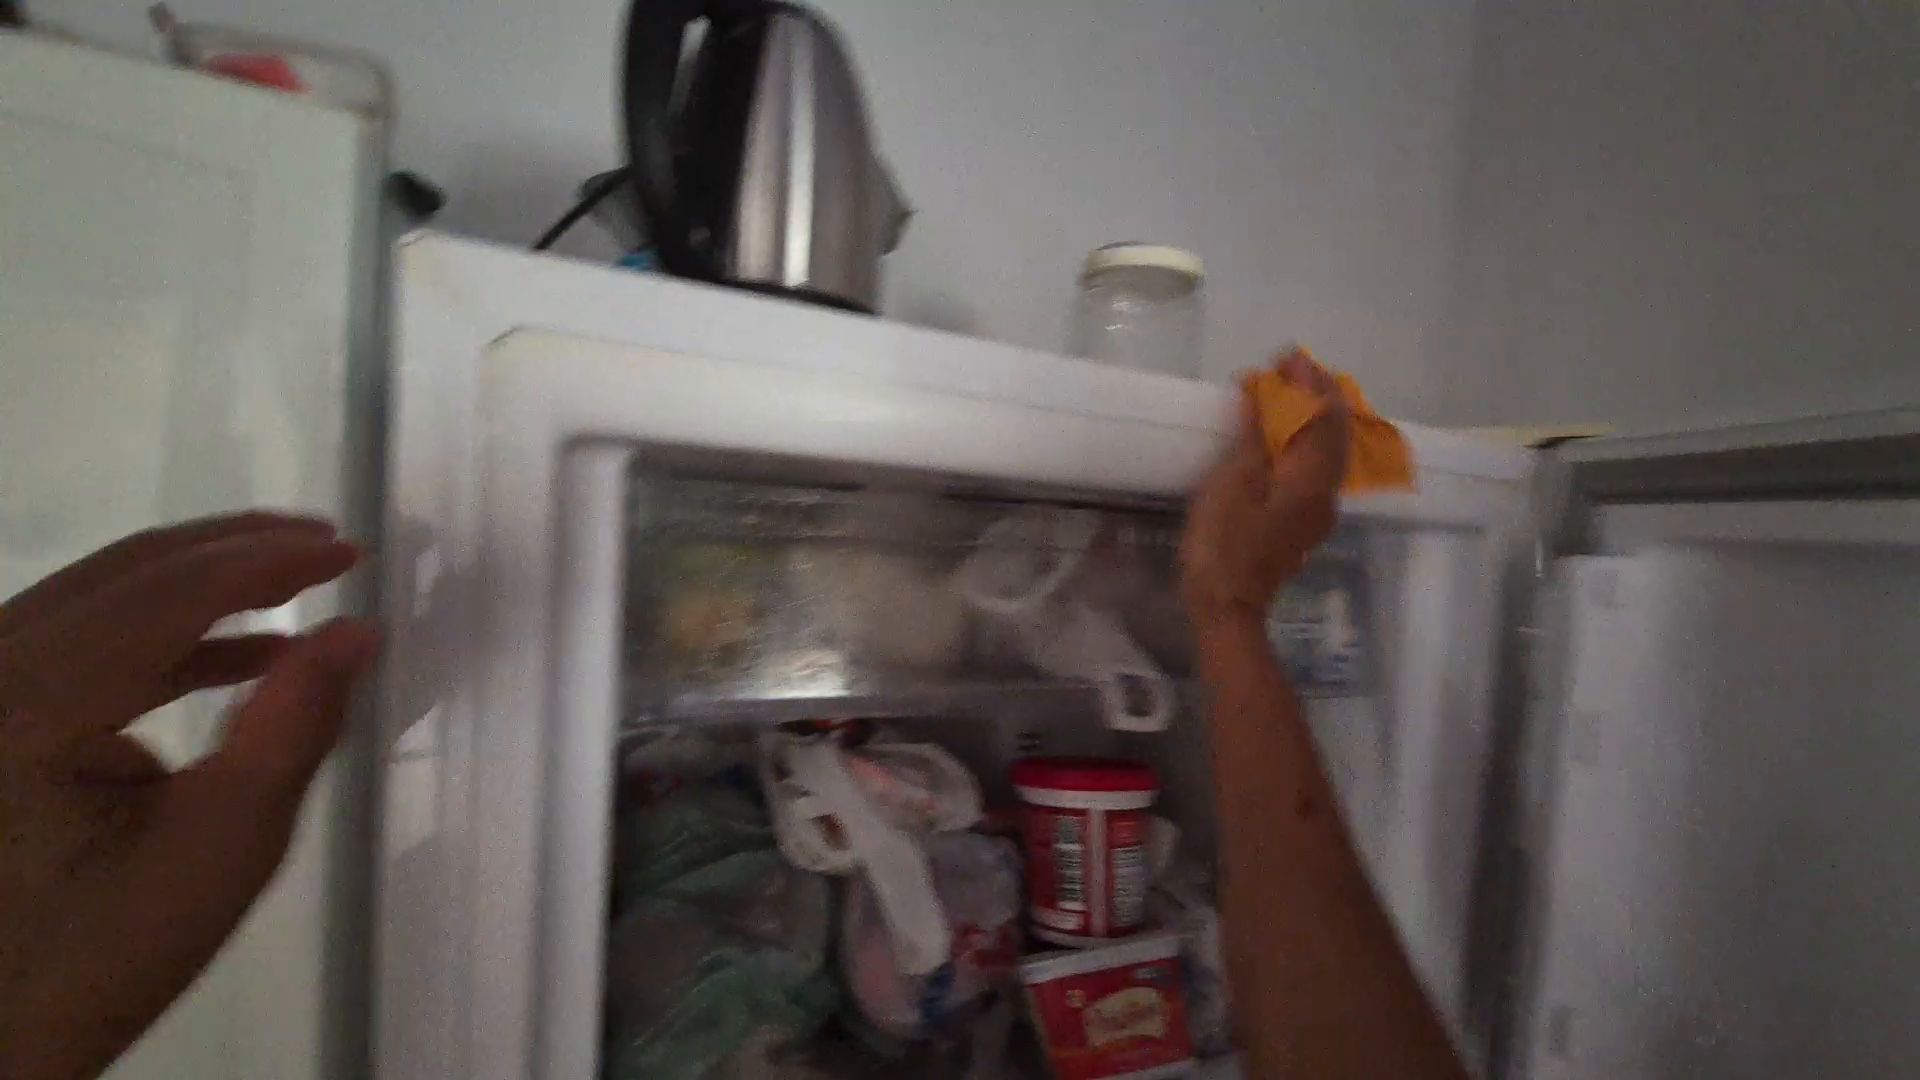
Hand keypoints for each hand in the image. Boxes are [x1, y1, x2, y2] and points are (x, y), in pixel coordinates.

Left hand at [0, 513, 377, 1079]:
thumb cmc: (105, 952)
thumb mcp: (226, 842)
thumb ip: (294, 725)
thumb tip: (359, 631)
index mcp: (19, 715)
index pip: (163, 598)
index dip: (266, 562)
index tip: (352, 551)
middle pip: (118, 577)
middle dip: (234, 548)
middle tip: (329, 542)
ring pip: (94, 596)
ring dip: (204, 579)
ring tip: (295, 575)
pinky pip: (77, 643)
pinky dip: (170, 633)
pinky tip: (247, 652)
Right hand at [1181, 347, 1349, 626]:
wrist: (1227, 607)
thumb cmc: (1223, 544)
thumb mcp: (1232, 484)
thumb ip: (1254, 437)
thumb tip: (1265, 395)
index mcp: (1311, 480)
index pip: (1323, 418)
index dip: (1309, 383)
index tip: (1287, 357)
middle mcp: (1326, 493)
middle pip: (1333, 434)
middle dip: (1317, 396)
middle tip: (1291, 368)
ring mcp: (1316, 512)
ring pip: (1328, 453)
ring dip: (1313, 419)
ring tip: (1292, 394)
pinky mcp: (1300, 525)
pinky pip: (1314, 471)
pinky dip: (1305, 443)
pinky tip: (1287, 438)